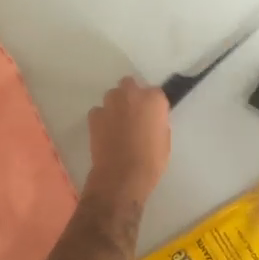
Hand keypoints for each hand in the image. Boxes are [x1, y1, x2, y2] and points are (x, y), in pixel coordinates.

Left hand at [87, 78, 170, 195]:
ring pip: (112, 95)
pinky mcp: (94, 116)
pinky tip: (105, 131)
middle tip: (134, 112)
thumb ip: (157, 121)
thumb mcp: (164, 138)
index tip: (152, 115)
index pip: (155, 92)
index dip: (153, 104)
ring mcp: (110, 103)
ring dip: (116, 104)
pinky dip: (102, 117)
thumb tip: (150, 119)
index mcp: (154, 99)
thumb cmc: (151, 160)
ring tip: (118, 121)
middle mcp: (131, 94)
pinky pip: (99, 111)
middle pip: (130, 84)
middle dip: (131, 94)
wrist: (122, 175)